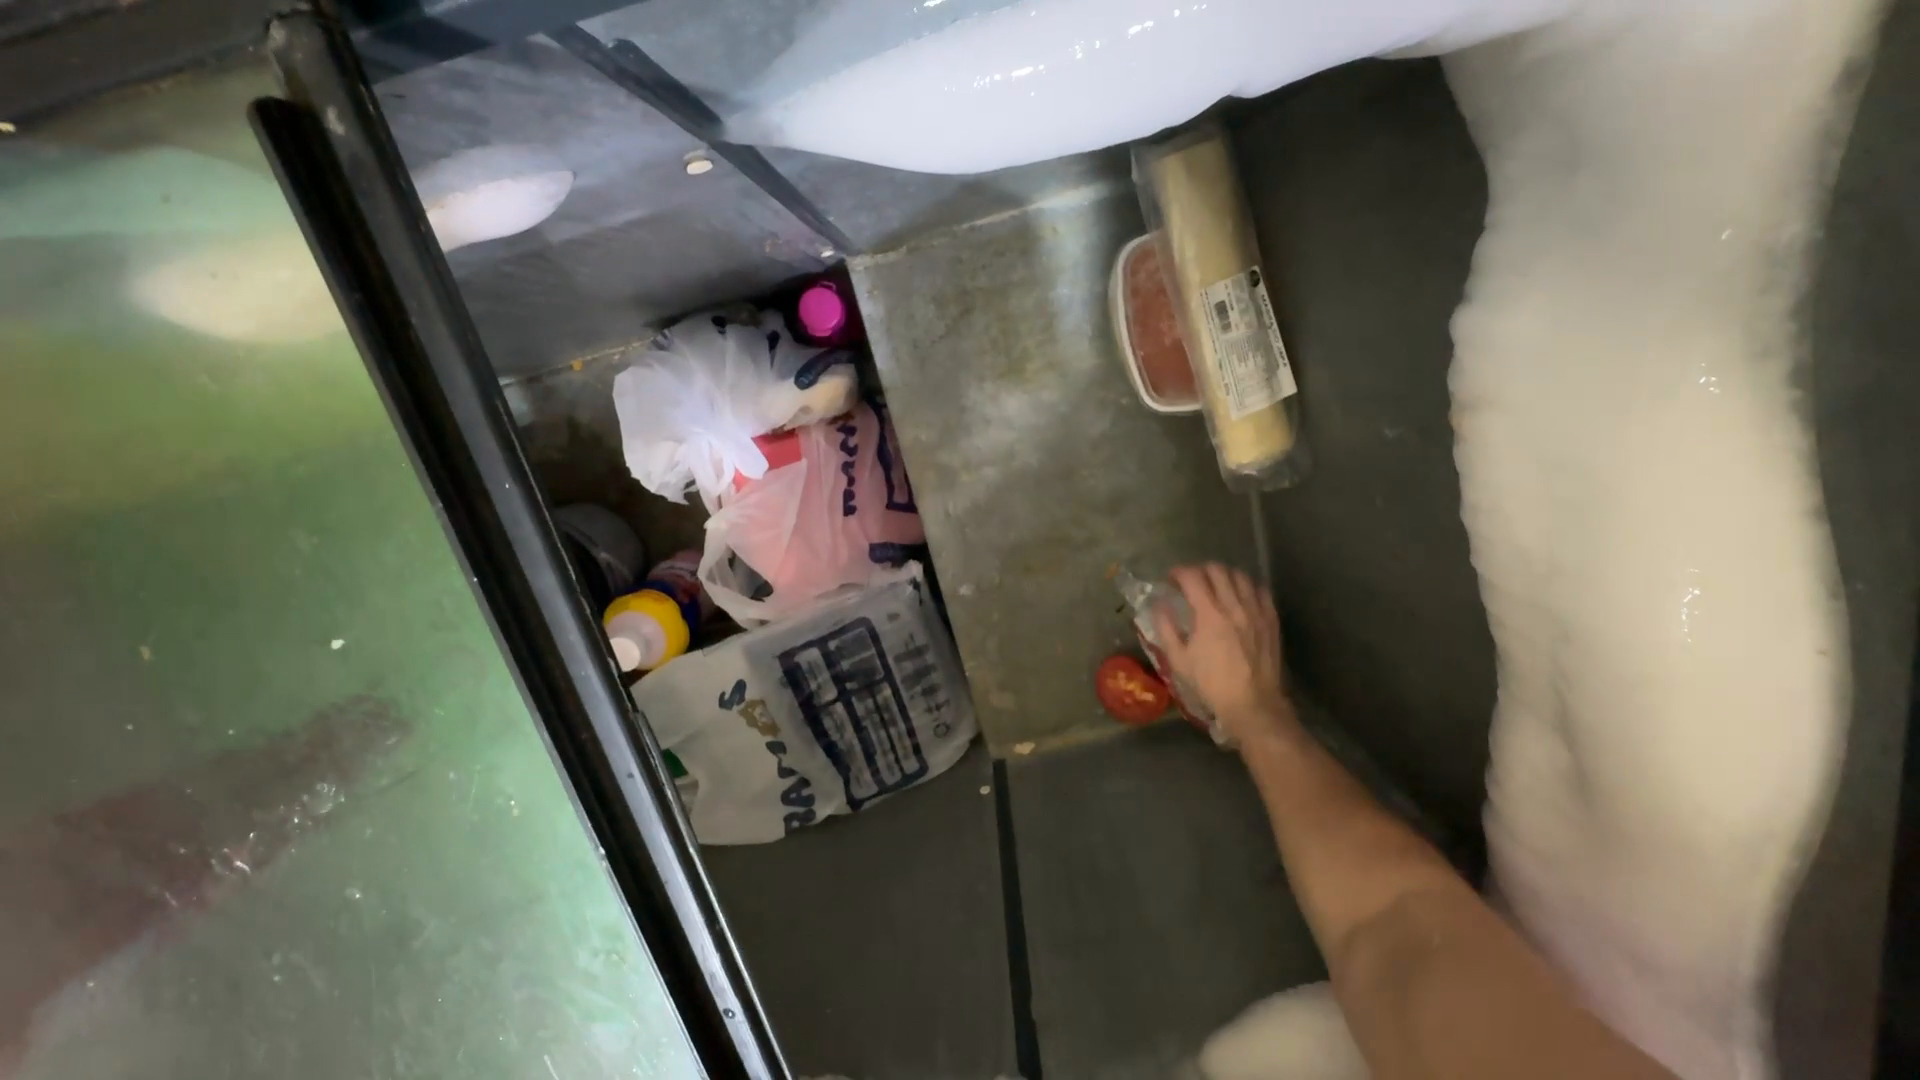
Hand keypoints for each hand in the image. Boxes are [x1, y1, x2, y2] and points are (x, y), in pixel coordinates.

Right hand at [1156, 564, 1295, 746]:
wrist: (1252, 703)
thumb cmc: (1211, 684)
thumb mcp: (1178, 660)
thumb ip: (1166, 627)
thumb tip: (1159, 603)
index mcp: (1209, 615)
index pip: (1192, 577)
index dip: (1178, 572)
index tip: (1171, 579)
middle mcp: (1234, 606)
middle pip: (1217, 570)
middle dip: (1200, 571)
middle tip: (1191, 582)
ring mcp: (1256, 611)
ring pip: (1240, 576)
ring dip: (1224, 575)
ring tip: (1216, 586)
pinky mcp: (1271, 620)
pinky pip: (1260, 591)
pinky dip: (1247, 587)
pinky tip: (1240, 596)